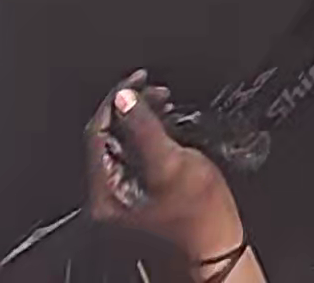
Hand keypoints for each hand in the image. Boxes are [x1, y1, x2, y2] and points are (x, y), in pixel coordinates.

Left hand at [85, 71, 243, 261]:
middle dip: (129, 104)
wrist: (217, 235)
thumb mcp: (170, 162)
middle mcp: (109, 190)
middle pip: (107, 132)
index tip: (137, 79)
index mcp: (106, 192)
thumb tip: (124, 97)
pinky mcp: (140, 180)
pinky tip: (164, 113)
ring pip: (122, 134)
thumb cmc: (197, 209)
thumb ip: (144, 128)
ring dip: (141, 111)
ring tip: (162, 96)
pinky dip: (147, 123)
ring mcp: (124, 186)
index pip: (97, 133)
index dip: (115, 101)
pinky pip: (135, 143)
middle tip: (152, 85)